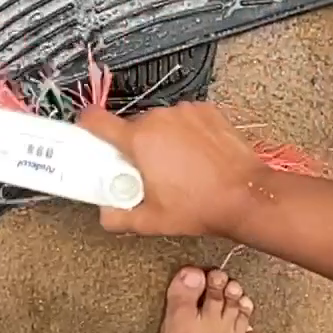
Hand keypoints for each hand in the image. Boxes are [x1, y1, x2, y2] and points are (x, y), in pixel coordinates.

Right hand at [78, 103, 266, 237]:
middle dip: (133, 147)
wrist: (246, 196)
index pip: (95, 120)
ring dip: (160, 140)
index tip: (89, 138)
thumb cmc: (202, 205)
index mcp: (139, 140)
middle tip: (145, 173)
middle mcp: (160, 119)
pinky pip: (183, 119)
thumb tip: (106, 214)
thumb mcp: (151, 221)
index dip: (87, 127)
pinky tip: (194, 158)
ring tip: (176, 168)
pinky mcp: (206, 111)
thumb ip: (118, 217)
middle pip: (131, 127)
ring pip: (159, 123)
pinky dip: (183, 134)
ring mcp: (184, 112)